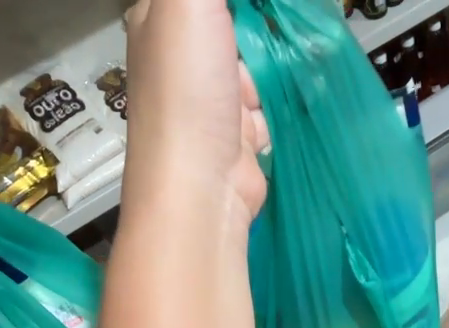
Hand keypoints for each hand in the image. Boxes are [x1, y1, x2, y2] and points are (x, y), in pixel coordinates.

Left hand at [123, 0, 269, 233]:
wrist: (201, 189)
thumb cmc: (187, 90)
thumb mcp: (188, 0)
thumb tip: (235, 4)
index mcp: (158, 16)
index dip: (235, 1)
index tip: (259, 7)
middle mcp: (181, 57)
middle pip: (230, 20)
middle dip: (259, 23)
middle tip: (290, 20)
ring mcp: (211, 101)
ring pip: (253, 63)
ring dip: (273, 64)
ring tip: (283, 63)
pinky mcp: (239, 138)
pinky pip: (267, 106)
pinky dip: (278, 104)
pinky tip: (287, 100)